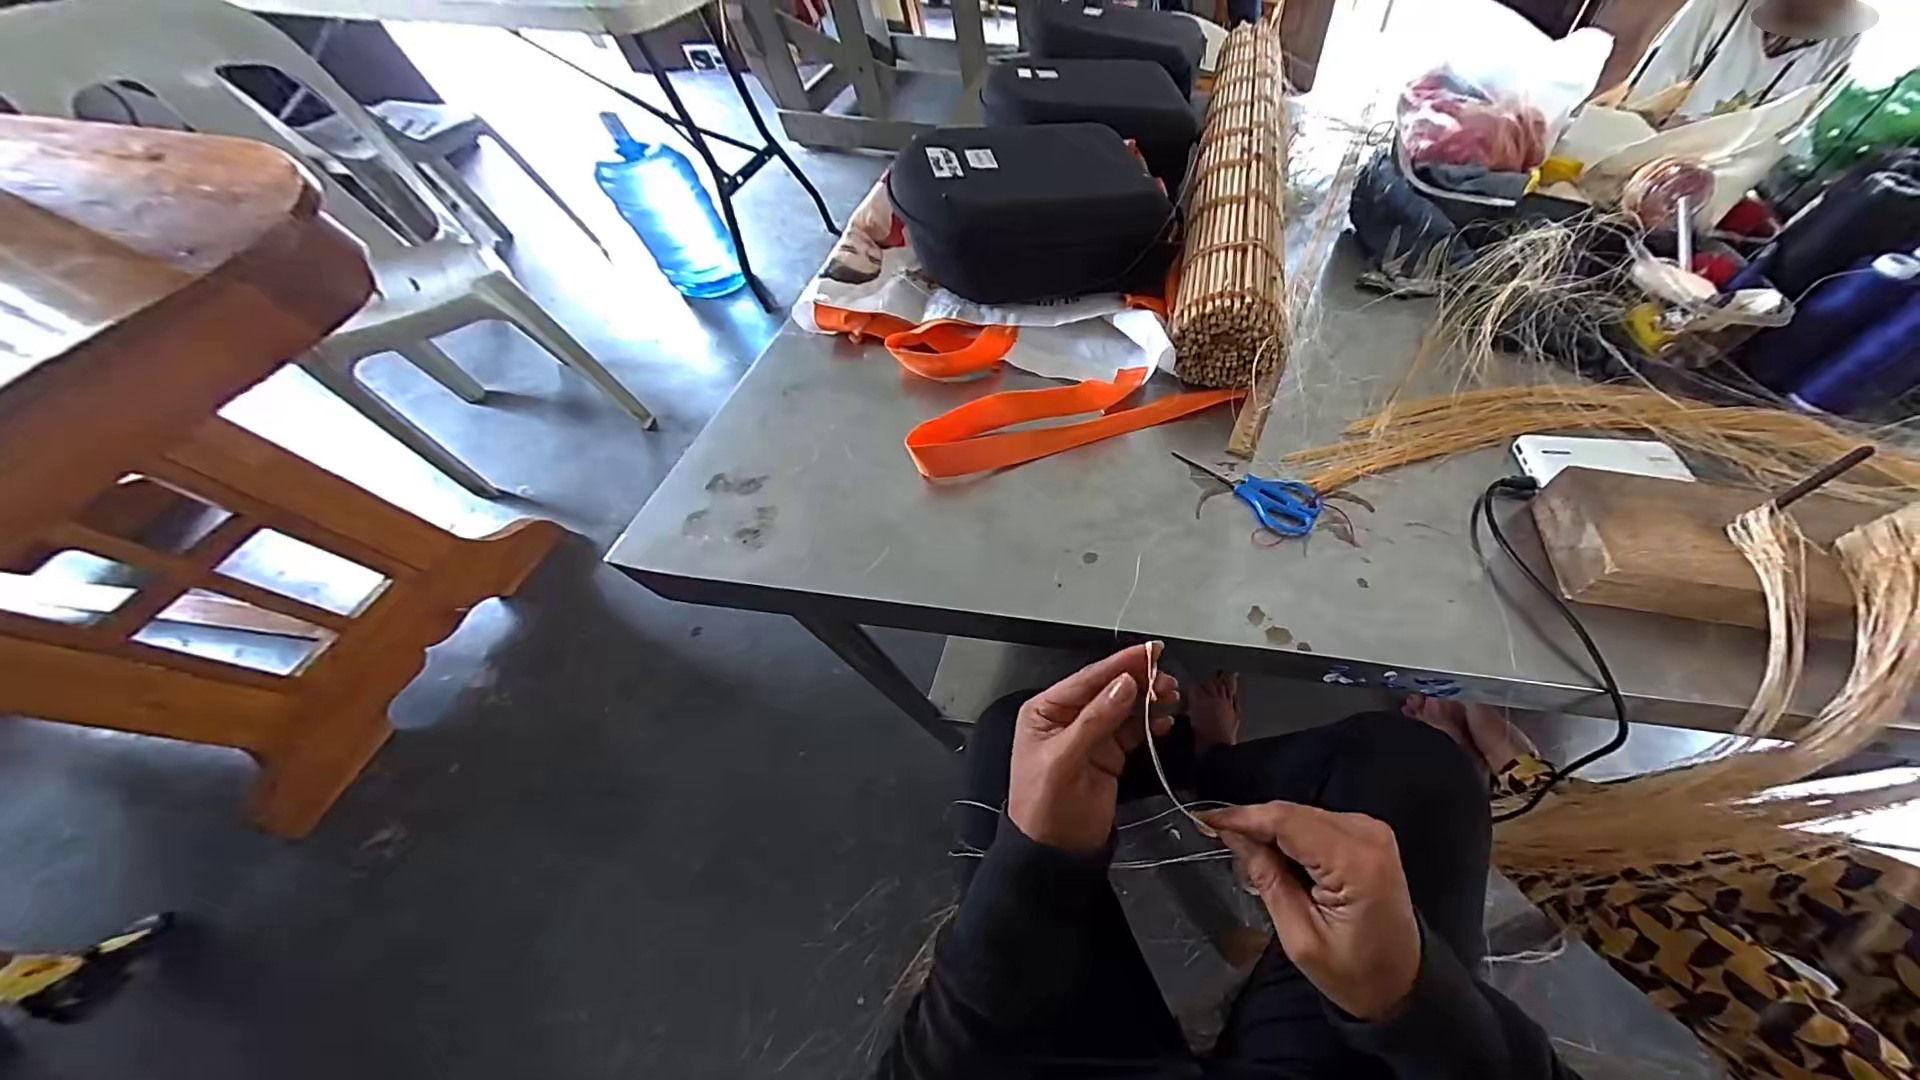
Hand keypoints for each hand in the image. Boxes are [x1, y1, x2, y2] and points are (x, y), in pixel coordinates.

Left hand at [1007, 642, 1178, 852]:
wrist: (1054, 853)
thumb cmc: (1045, 805)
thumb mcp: (1064, 760)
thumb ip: (1095, 720)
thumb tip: (1125, 684)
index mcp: (1046, 710)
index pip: (1087, 679)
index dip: (1119, 664)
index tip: (1148, 651)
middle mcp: (1067, 717)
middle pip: (1107, 689)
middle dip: (1137, 679)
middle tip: (1166, 674)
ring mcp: (1089, 735)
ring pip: (1123, 708)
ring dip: (1147, 699)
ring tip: (1171, 693)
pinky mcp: (1107, 755)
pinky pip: (1131, 731)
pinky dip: (1149, 724)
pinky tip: (1165, 719)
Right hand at [1201, 802, 1420, 1020]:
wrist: (1406, 986)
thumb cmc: (1355, 973)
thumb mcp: (1299, 937)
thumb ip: (1265, 877)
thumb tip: (1231, 833)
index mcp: (1356, 864)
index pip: (1285, 821)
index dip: (1241, 816)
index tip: (1204, 818)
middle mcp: (1367, 835)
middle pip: (1289, 812)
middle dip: (1251, 822)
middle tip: (1215, 834)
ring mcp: (1370, 829)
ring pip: (1296, 812)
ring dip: (1267, 827)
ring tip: (1244, 850)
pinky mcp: (1367, 831)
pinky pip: (1310, 818)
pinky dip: (1286, 831)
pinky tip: (1273, 850)